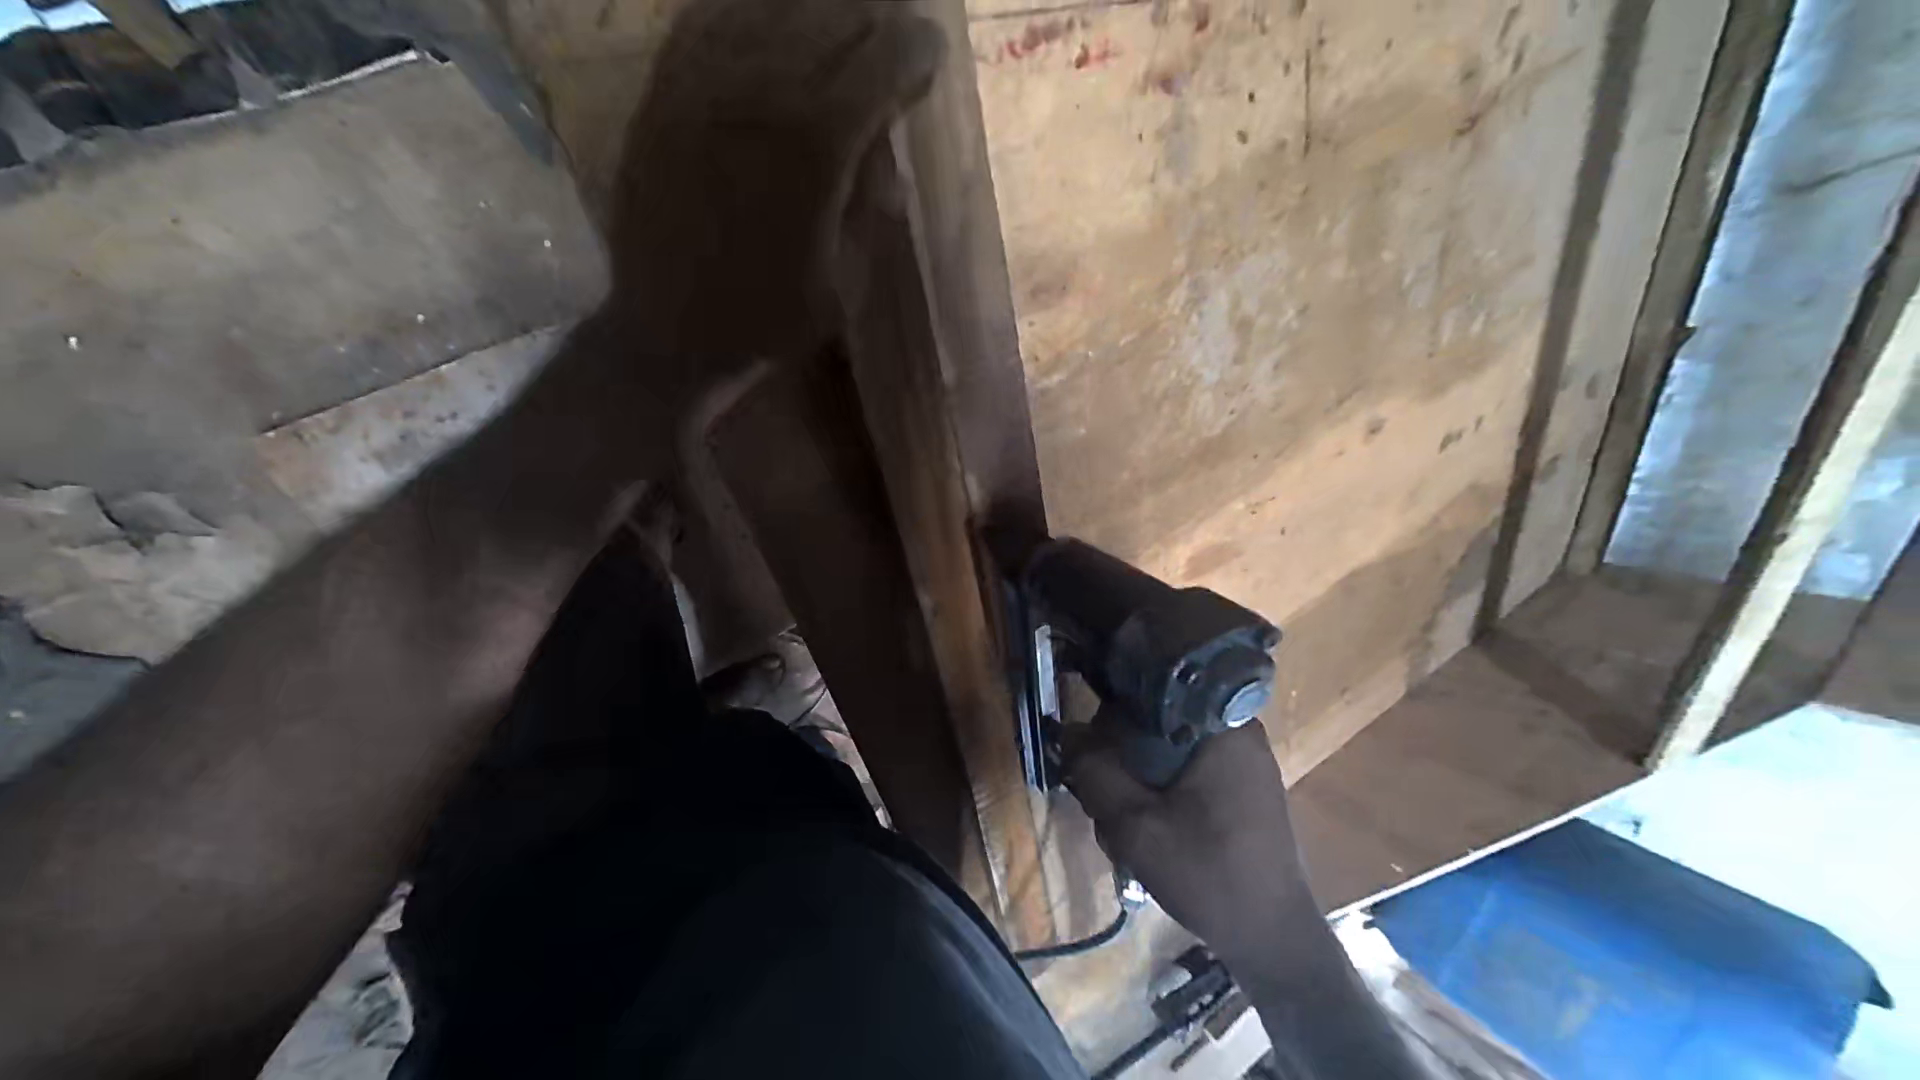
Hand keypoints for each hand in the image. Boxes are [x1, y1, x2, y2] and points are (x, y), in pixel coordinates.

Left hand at [607, 0, 945, 359]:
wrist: (670, 335)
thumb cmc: (769, 320)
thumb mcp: (847, 280)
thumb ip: (871, 205)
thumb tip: (883, 153)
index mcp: (816, 145)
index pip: (883, 59)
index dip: (917, 51)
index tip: (931, 57)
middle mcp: (759, 90)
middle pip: (833, 14)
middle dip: (876, 19)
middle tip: (893, 36)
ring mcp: (701, 82)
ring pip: (770, 2)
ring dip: (816, 7)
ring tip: (840, 23)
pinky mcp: (662, 91)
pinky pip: (707, 17)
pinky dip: (749, 9)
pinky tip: (770, 20)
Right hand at [1065, 722, 1319, 963]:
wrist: (1273, 940)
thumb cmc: (1208, 874)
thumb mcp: (1136, 825)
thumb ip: (1096, 772)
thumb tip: (1067, 731)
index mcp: (1222, 727)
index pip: (1154, 687)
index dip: (1113, 707)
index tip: (1089, 736)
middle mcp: (1238, 732)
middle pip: (1159, 720)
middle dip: (1122, 751)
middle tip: (1097, 787)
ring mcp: (1243, 761)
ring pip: (1169, 747)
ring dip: (1138, 774)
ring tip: (1118, 816)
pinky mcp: (1241, 786)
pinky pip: (1187, 768)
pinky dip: (1160, 787)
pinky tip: (1145, 822)